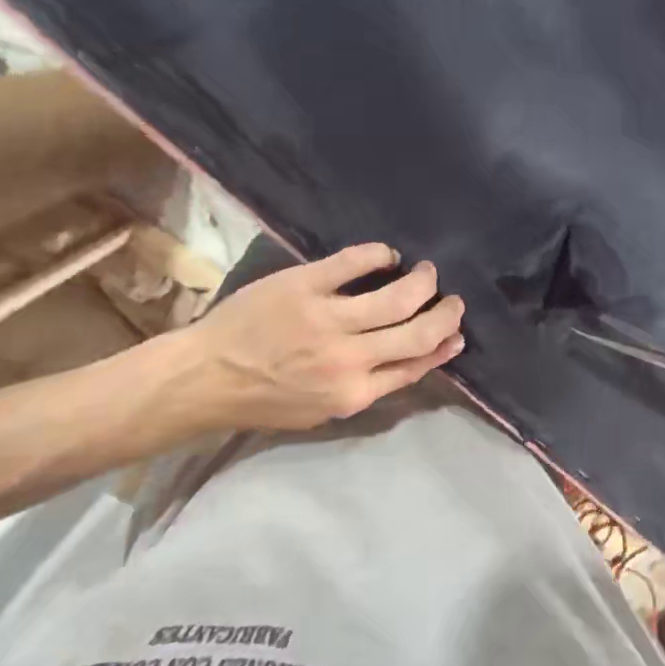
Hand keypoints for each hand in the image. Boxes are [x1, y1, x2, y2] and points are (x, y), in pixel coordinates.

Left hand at [179, 242, 465, 430]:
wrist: (208, 376)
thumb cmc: (262, 399)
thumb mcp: (320, 411)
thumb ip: (365, 389)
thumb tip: (403, 361)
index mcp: (354, 393)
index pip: (415, 365)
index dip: (443, 348)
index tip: (455, 333)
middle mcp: (349, 358)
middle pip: (417, 331)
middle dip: (445, 314)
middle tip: (452, 299)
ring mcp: (328, 318)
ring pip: (396, 296)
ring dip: (421, 281)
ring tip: (427, 272)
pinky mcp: (304, 285)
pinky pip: (353, 262)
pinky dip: (378, 254)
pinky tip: (387, 254)